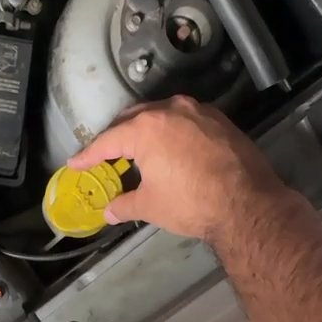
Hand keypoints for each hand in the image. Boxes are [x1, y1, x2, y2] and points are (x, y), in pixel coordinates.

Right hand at [68, 96, 290, 243]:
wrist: (246, 203)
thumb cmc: (191, 203)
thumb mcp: (150, 206)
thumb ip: (125, 204)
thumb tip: (110, 211)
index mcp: (146, 128)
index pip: (108, 140)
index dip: (88, 155)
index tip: (74, 163)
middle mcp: (170, 110)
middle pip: (132, 119)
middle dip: (115, 136)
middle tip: (103, 155)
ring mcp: (197, 111)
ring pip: (160, 114)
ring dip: (143, 130)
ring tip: (133, 150)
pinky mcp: (218, 119)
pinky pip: (183, 120)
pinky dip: (168, 131)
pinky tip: (166, 148)